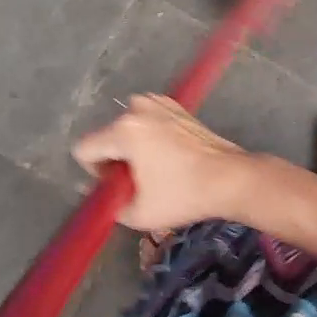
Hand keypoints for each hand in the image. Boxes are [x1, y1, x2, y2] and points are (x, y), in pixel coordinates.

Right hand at [72, 95, 254, 232]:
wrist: (231, 178)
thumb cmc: (184, 195)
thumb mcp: (139, 214)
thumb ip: (110, 205)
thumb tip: (103, 194)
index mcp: (123, 131)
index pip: (85, 149)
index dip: (95, 172)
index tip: (118, 186)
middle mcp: (135, 108)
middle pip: (107, 137)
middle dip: (116, 159)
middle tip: (140, 182)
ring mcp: (156, 102)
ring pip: (126, 129)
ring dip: (133, 147)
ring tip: (158, 168)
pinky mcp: (173, 104)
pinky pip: (146, 121)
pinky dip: (150, 136)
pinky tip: (170, 156)